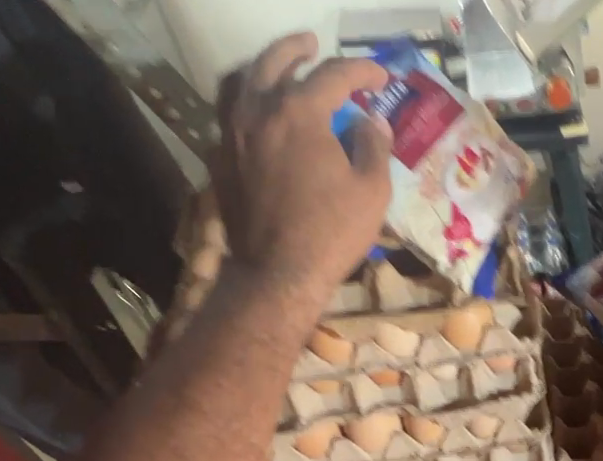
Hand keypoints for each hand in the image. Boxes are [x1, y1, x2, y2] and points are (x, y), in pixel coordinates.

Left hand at [213, 34, 392, 296]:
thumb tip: (372, 121)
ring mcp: (232, 135)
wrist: (279, 273)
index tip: (381, 78)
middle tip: (314, 45)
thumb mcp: (372, 191)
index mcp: (299, 113)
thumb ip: (374, 147)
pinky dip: (245, 107)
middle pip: (274, 62)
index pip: (333, 76)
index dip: (361, 71)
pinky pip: (228, 117)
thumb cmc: (333, 232)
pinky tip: (259, 119)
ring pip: (240, 83)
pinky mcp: (221, 161)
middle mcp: (258, 112)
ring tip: (277, 71)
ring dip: (262, 69)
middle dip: (298, 49)